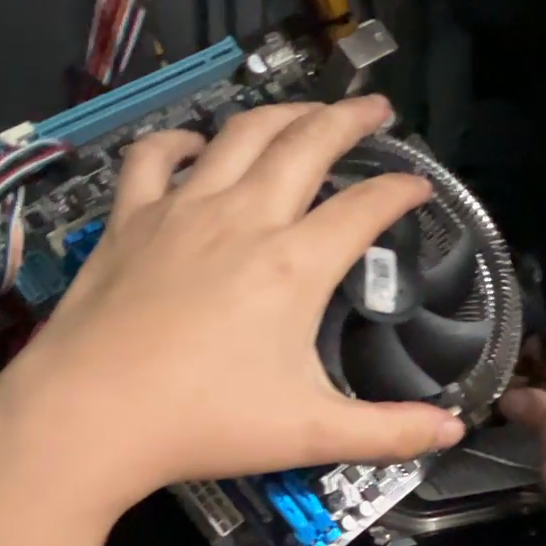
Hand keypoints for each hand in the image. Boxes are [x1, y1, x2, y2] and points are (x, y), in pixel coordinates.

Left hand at [0, 97, 466, 513]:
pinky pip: (156, 158)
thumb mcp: (312, 435)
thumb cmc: (207, 424)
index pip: (364, 208)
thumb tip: (454, 431)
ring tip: (306, 113)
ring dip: (282, 114)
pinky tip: (196, 146)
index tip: (421, 185)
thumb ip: (389, 432)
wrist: (92, 416)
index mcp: (295, 264)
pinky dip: (182, 141)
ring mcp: (181, 211)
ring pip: (241, 135)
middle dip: (350, 120)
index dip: (401, 191)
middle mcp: (244, 218)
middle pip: (307, 144)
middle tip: (376, 111)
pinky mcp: (131, 220)